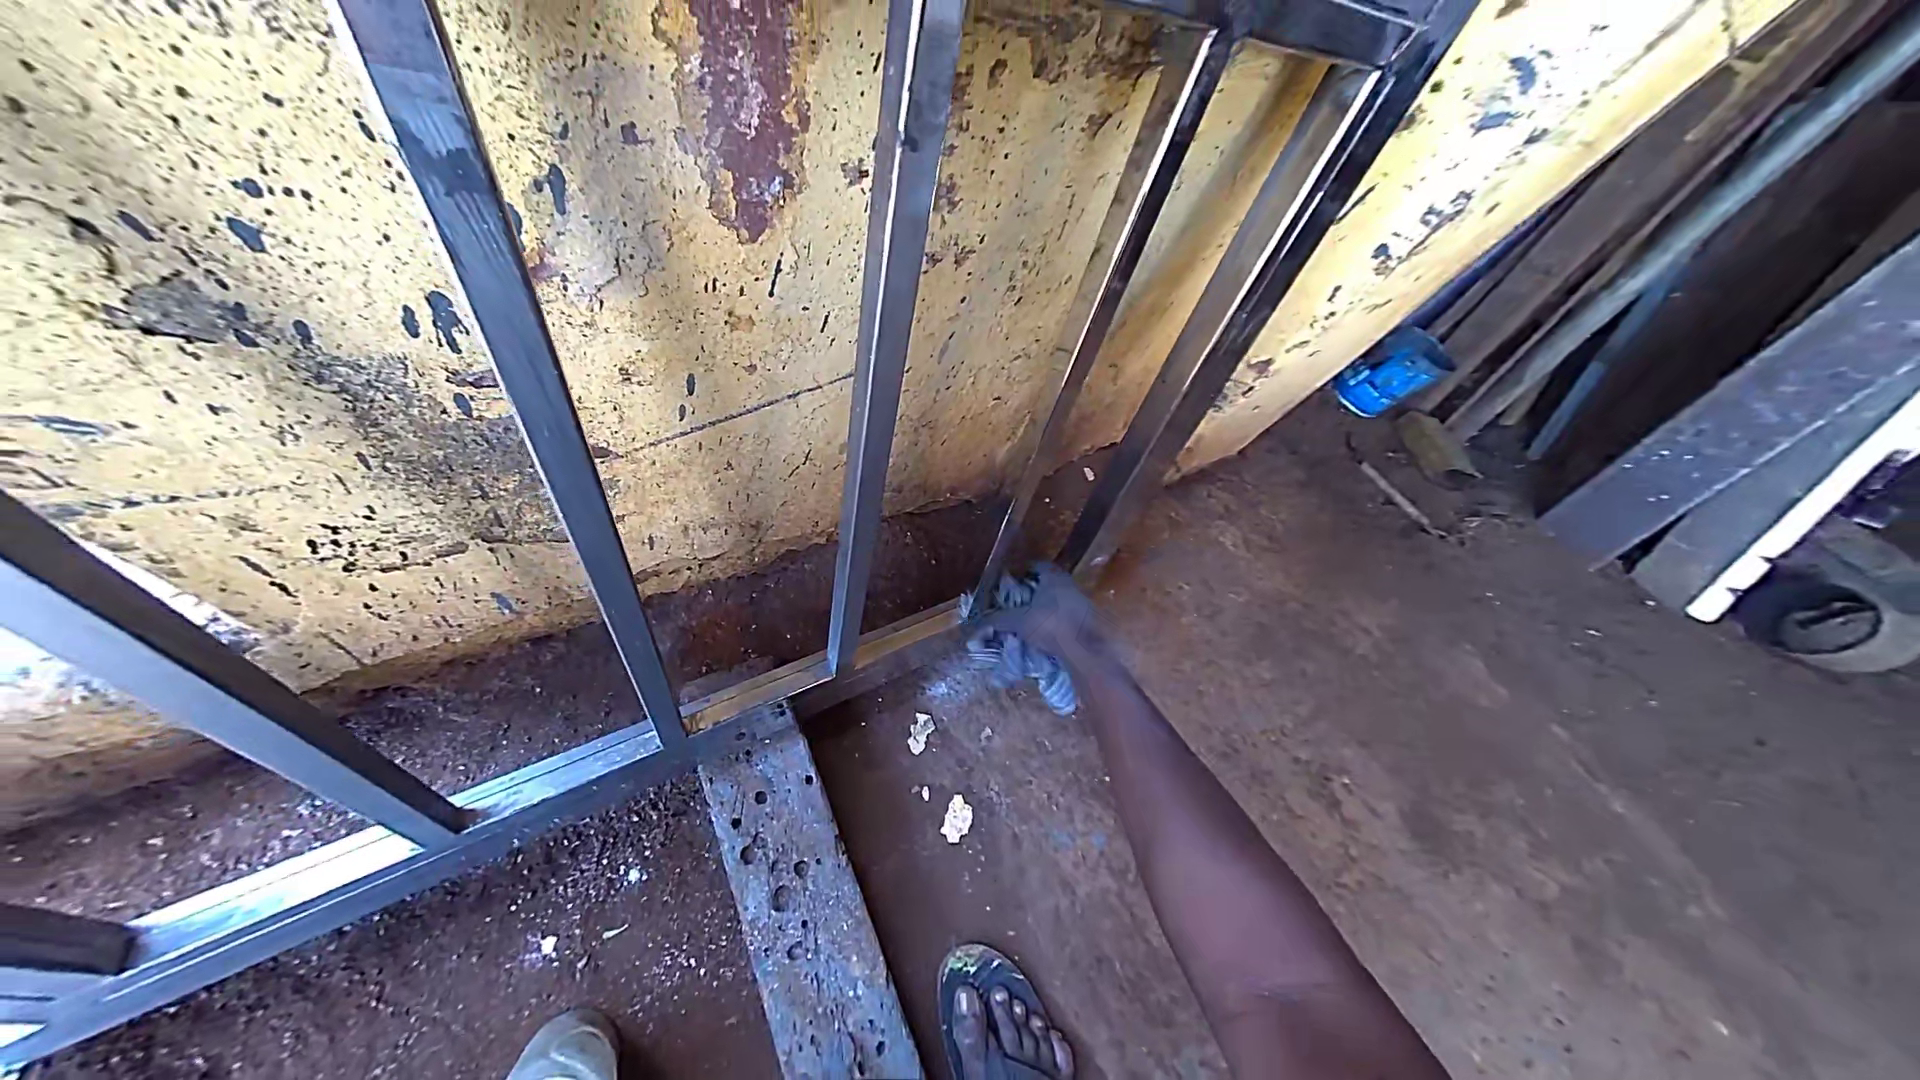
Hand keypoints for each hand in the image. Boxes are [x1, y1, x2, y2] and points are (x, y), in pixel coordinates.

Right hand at [982, 564, 1114, 669]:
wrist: (1084, 649)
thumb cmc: (1050, 625)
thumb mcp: (1019, 621)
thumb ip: (999, 619)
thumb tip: (978, 621)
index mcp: (1054, 577)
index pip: (1037, 565)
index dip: (1023, 571)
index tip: (1012, 580)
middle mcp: (1069, 584)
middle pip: (1048, 582)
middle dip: (1033, 590)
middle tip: (1017, 600)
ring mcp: (1081, 601)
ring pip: (1058, 599)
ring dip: (1045, 606)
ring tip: (1029, 618)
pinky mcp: (1087, 619)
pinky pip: (1066, 614)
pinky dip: (1055, 619)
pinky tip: (1045, 632)